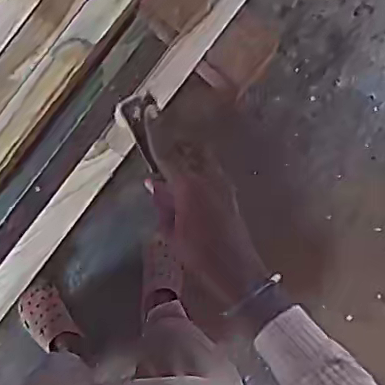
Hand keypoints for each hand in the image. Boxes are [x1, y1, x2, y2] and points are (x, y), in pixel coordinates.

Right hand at [147, 136, 284, 330]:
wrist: (237, 270)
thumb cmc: (199, 255)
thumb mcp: (171, 232)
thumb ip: (162, 204)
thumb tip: (153, 183)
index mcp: (188, 186)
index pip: (167, 154)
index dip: (155, 134)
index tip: (147, 114)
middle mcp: (208, 178)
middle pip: (189, 150)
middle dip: (175, 147)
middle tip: (160, 151)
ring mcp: (222, 184)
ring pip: (202, 160)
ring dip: (188, 159)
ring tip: (174, 173)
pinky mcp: (230, 194)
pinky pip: (211, 173)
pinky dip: (198, 172)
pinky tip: (190, 189)